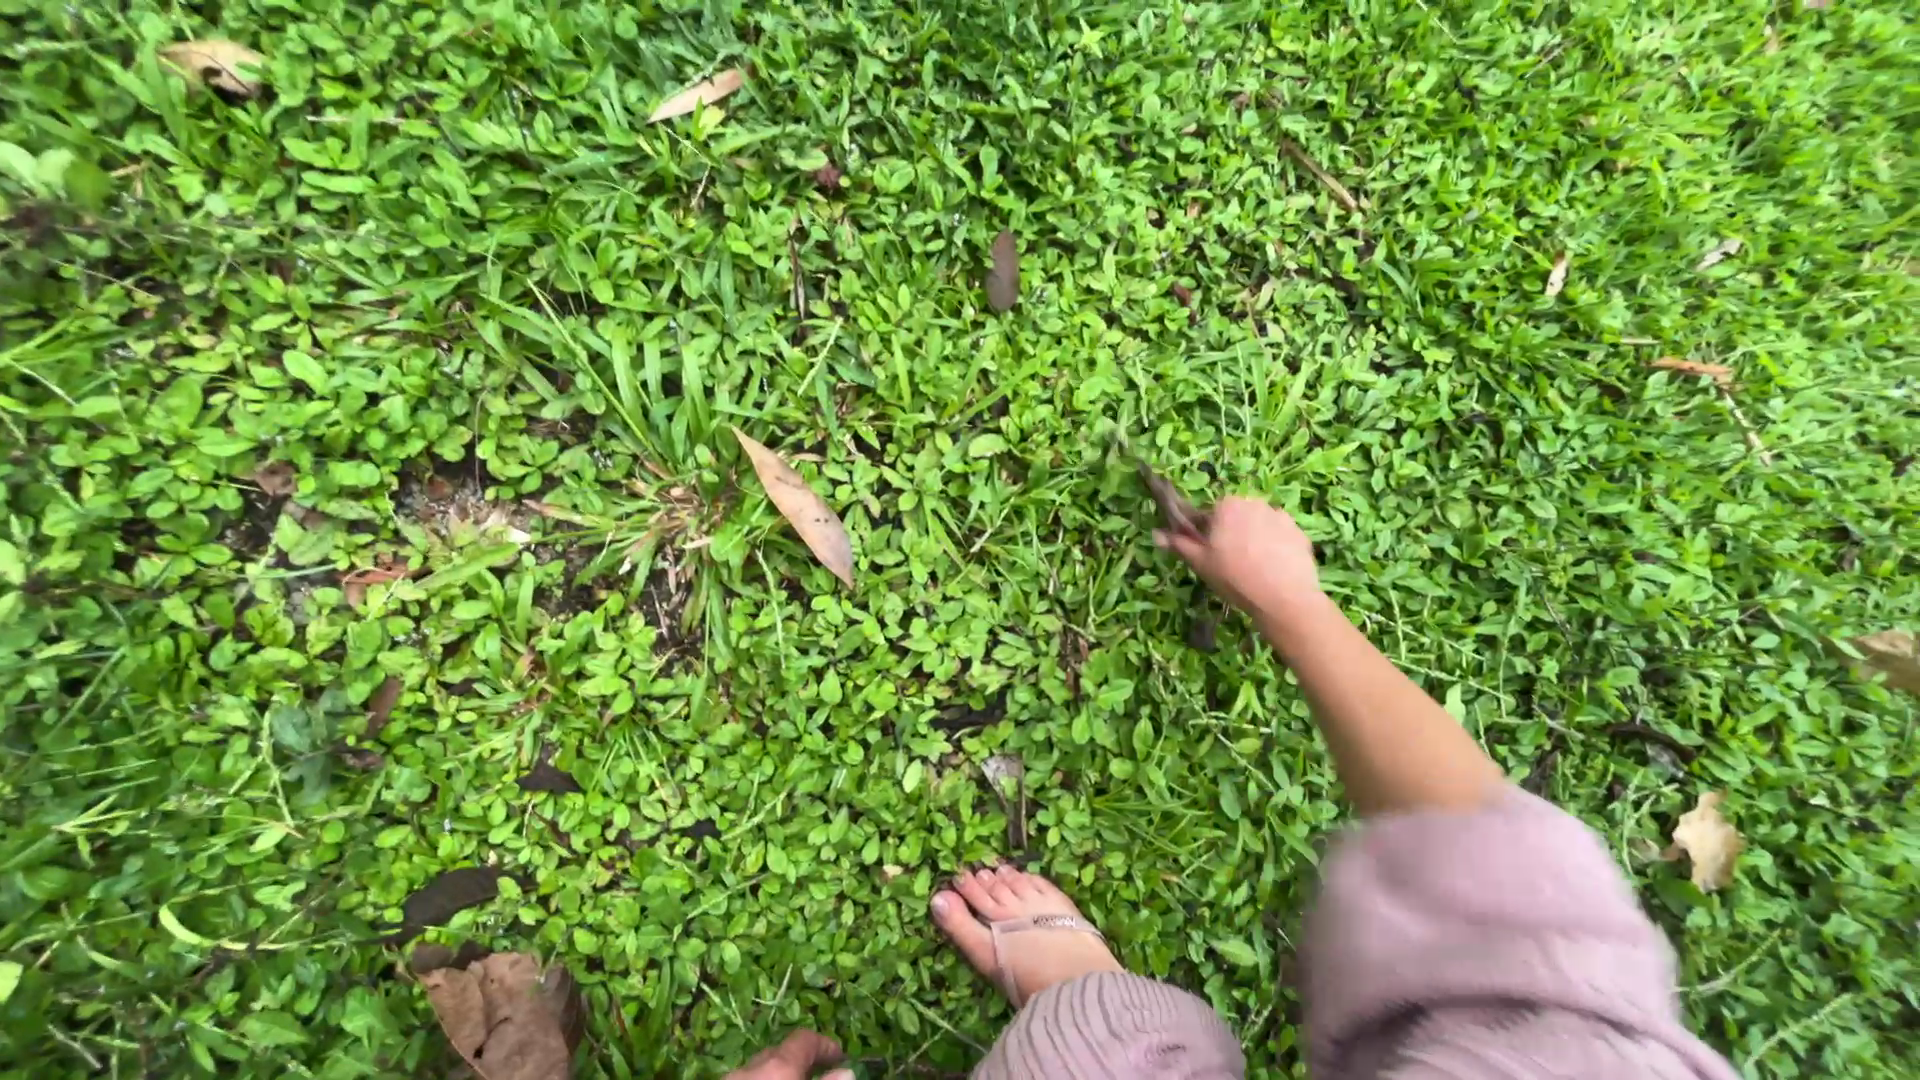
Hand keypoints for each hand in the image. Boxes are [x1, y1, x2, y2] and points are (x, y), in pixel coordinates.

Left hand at [724, 1029, 851, 1079]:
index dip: (825, 1045)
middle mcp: (751, 1064)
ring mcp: (730, 1077)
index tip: (841, 1058)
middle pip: (780, 1052)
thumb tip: (847, 1071)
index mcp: (778, 1063)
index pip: (804, 1038)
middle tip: (819, 1072)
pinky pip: (745, 1078)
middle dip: (800, 1060)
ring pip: (759, 1068)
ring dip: (777, 1073)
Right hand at [1156, 496, 1322, 619]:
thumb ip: (1179, 544)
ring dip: (1255, 539)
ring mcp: (1280, 516)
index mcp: (1227, 505)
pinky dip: (1275, 548)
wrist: (1283, 598)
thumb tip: (1155, 534)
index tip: (1211, 554)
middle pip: (1237, 517)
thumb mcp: (1200, 562)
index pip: (1211, 514)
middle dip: (1233, 533)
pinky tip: (1273, 569)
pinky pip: (1280, 536)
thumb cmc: (1234, 577)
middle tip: (1231, 563)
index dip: (1209, 534)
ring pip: (1259, 526)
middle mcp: (1255, 502)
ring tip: (1254, 569)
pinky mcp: (1300, 532)